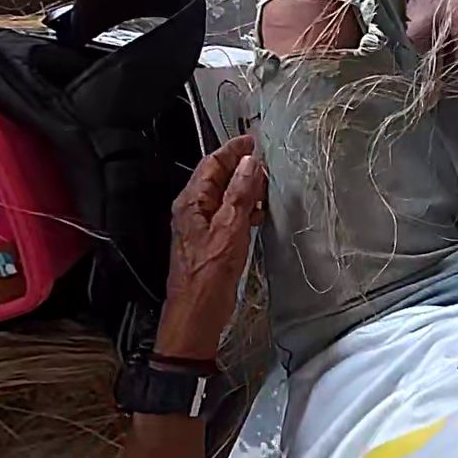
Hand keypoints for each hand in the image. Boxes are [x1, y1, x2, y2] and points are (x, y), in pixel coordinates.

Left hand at [156, 134, 265, 360]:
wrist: (196, 317)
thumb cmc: (209, 276)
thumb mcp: (229, 231)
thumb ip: (239, 194)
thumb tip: (250, 162)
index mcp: (191, 202)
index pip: (211, 164)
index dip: (233, 150)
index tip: (254, 140)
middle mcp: (193, 209)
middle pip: (217, 178)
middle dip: (241, 167)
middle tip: (266, 162)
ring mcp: (201, 225)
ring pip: (224, 196)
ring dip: (245, 188)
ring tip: (267, 186)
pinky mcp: (211, 240)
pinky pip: (228, 214)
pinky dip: (244, 208)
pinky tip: (258, 213)